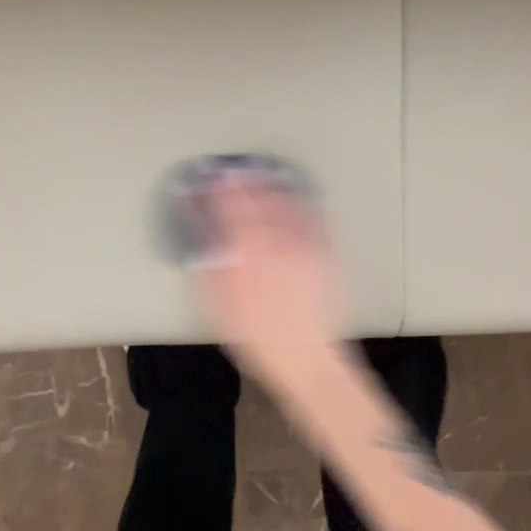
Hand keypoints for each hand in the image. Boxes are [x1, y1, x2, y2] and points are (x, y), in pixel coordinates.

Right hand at [185, 172, 349, 390]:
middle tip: (236, 171)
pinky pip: (318, 221)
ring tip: (264, 175)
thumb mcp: (221, 307)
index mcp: (248, 254)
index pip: (231, 212)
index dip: (220, 193)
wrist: (307, 360)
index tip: (213, 181)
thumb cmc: (259, 340)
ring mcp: (305, 248)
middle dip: (245, 184)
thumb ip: (210, 269)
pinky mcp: (327, 257)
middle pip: (258, 204)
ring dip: (273, 188)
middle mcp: (277, 244)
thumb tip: (203, 242)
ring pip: (287, 207)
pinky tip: (303, 196)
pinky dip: (308, 205)